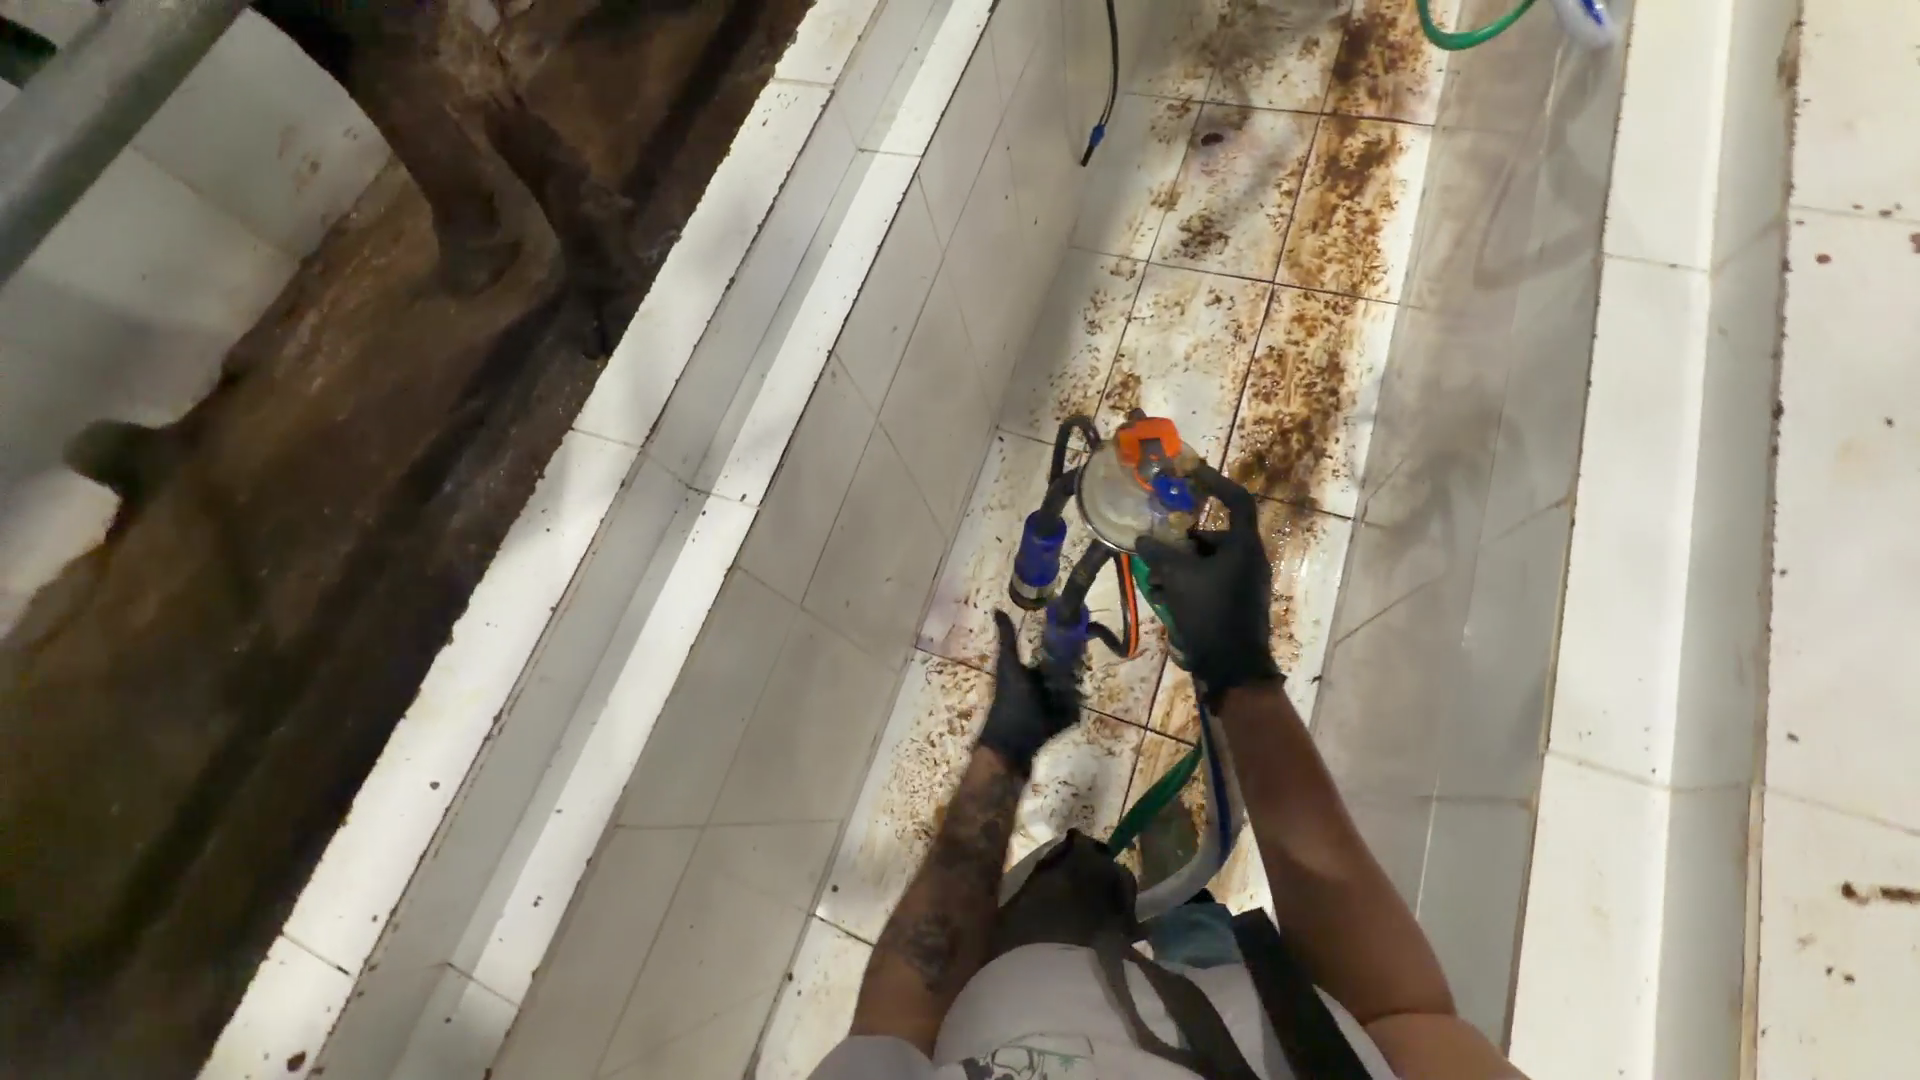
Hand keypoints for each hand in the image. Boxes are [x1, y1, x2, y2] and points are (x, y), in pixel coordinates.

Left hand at [978, 611, 1081, 774]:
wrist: (1010, 746)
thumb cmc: (1010, 703)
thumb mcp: (1009, 667)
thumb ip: (1007, 640)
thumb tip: (998, 609)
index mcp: (1031, 670)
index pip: (1055, 653)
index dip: (1066, 648)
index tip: (1078, 643)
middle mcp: (1042, 685)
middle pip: (1068, 672)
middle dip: (1072, 673)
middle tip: (1071, 677)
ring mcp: (1053, 704)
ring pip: (1074, 691)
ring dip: (1071, 694)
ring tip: (1062, 700)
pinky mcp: (1061, 722)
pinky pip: (1074, 712)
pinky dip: (1071, 714)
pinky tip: (1063, 715)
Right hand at [1135, 465, 1280, 701]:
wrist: (1232, 666)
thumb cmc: (1210, 612)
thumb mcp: (1178, 578)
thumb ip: (1159, 553)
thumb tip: (1142, 539)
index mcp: (1244, 546)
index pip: (1236, 500)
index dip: (1215, 482)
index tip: (1191, 473)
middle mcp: (1249, 560)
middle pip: (1214, 535)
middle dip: (1182, 540)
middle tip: (1157, 544)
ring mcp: (1244, 584)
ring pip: (1207, 561)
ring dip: (1180, 565)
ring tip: (1154, 578)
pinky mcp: (1236, 603)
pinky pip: (1209, 582)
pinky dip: (1188, 584)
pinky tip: (1165, 597)